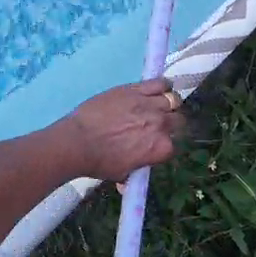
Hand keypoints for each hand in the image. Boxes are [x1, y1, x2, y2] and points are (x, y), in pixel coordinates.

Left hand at [51, 79, 185, 182]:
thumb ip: (137, 167)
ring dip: (168, 103)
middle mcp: (161, 125)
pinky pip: (159, 83)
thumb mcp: (124, 173)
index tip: (156, 140)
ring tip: (158, 104)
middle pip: (178, 120)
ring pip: (172, 100)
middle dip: (170, 122)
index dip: (164, 142)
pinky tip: (160, 87)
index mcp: (161, 148)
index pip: (173, 144)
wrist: (78, 141)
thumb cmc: (99, 162)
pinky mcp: (136, 89)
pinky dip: (163, 85)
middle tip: (157, 122)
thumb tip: (137, 171)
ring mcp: (149, 105)